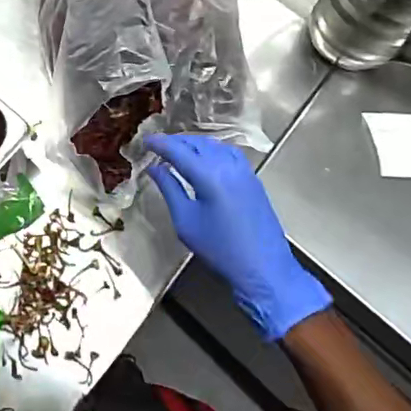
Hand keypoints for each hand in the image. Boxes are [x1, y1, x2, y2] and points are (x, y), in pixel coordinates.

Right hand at [145, 133, 329, 341]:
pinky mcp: (253, 180)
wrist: (266, 270)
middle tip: (156, 147)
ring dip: (193, 144)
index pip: (178, 150)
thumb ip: (169, 188)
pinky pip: (228, 153)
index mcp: (209, 176)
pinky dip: (211, 149)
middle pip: (196, 143)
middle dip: (174, 142)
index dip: (159, 143)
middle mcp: (228, 167)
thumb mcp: (186, 221)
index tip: (144, 140)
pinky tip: (204, 160)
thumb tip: (153, 168)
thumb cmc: (220, 249)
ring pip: (214, 145)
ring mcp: (244, 172)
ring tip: (177, 152)